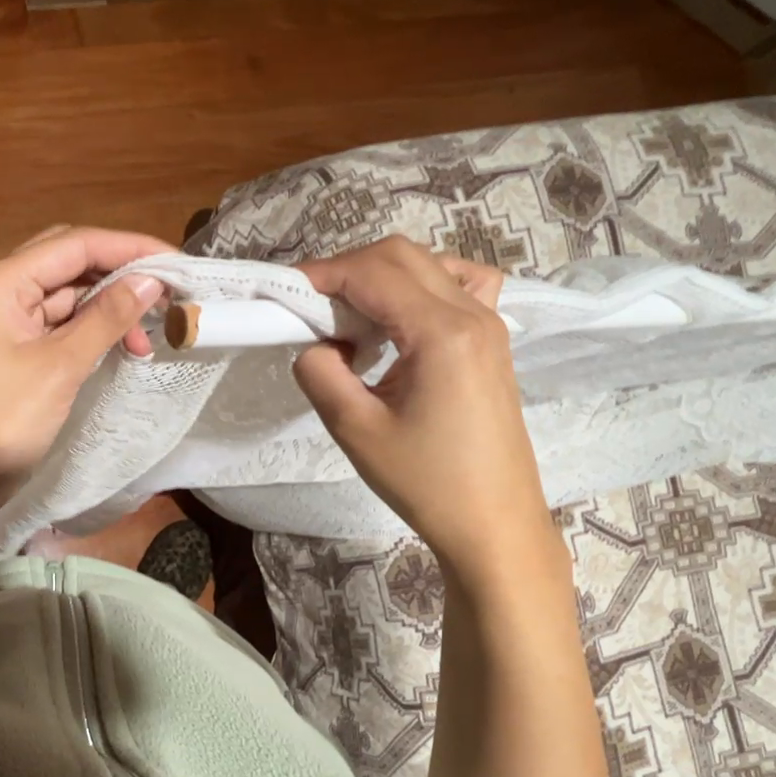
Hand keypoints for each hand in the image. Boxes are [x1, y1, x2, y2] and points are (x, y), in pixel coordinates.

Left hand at [0, 225, 171, 509]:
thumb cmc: (1, 422)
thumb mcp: (60, 367)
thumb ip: (106, 318)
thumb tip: (150, 279)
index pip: (74, 244)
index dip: (129, 249)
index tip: (178, 264)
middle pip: (68, 262)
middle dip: (119, 275)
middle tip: (168, 294)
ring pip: (64, 295)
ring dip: (106, 308)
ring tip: (146, 338)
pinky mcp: (7, 348)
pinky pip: (54, 324)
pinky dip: (87, 331)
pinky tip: (119, 346)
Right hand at [292, 236, 555, 582]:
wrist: (493, 521)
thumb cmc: (424, 481)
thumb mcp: (355, 429)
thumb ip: (321, 373)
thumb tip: (315, 343)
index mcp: (441, 332)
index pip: (373, 272)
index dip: (321, 273)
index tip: (282, 292)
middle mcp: (472, 314)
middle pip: (402, 255)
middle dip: (346, 268)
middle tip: (308, 306)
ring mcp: (489, 324)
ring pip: (428, 264)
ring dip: (379, 275)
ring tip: (346, 316)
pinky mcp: (491, 341)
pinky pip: (457, 285)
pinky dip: (418, 285)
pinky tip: (398, 317)